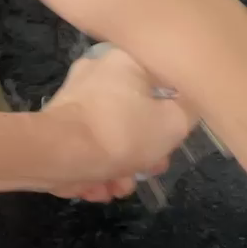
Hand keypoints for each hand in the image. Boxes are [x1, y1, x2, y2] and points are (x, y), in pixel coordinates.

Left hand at [40, 45, 193, 201]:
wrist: (58, 153)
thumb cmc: (122, 133)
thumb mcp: (173, 123)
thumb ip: (188, 110)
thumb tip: (186, 102)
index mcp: (123, 61)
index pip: (162, 80)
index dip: (175, 111)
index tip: (175, 133)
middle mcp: (97, 73)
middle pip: (138, 114)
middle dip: (147, 149)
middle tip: (150, 167)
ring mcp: (76, 99)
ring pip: (114, 135)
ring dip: (123, 166)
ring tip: (120, 184)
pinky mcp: (60, 124)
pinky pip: (90, 145)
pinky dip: (98, 167)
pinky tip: (100, 186)